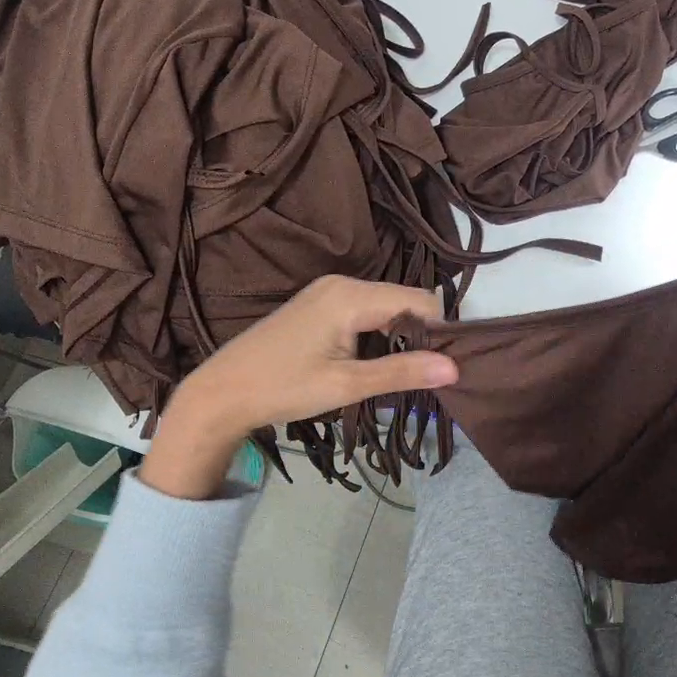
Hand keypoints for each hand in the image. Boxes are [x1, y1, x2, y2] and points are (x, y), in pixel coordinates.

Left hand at [139, 276, 456, 499]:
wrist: (220, 393)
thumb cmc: (282, 388)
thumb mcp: (346, 385)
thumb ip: (402, 372)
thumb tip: (455, 368)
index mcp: (351, 295)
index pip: (421, 301)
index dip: (438, 332)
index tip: (443, 367)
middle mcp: (343, 283)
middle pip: (406, 301)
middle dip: (421, 335)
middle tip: (423, 376)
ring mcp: (329, 291)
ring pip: (388, 306)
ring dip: (400, 337)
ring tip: (400, 374)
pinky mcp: (320, 304)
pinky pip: (367, 310)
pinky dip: (379, 333)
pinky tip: (371, 363)